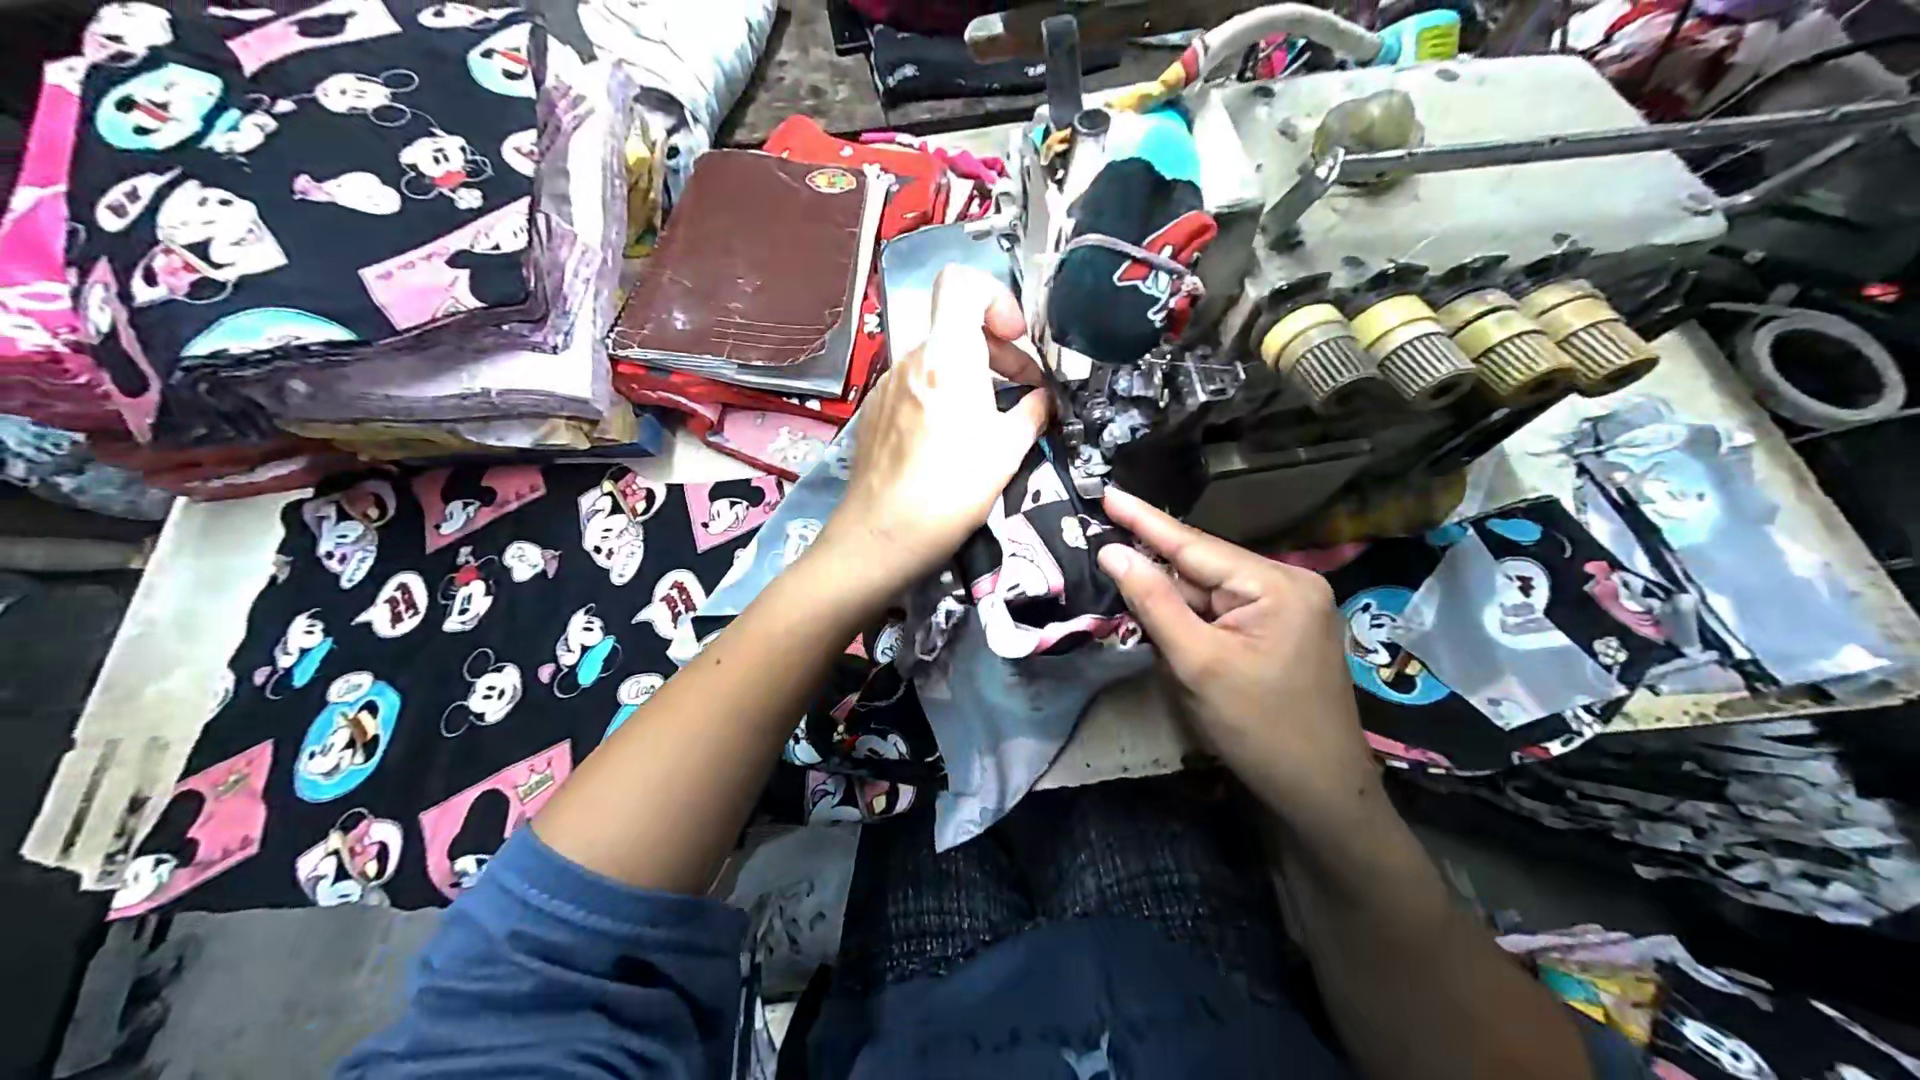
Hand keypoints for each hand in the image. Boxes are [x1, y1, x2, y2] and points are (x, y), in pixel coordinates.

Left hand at [822, 265, 1049, 594]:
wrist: (882, 535)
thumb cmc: (951, 490)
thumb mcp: (1007, 451)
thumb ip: (1031, 413)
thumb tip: (1043, 401)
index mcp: (948, 357)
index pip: (961, 283)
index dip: (995, 297)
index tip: (1015, 337)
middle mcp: (911, 361)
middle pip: (955, 329)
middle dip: (996, 353)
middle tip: (1022, 392)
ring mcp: (886, 386)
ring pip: (936, 363)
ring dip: (969, 380)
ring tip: (988, 424)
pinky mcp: (873, 413)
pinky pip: (915, 389)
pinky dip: (940, 400)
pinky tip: (948, 443)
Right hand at [1096, 488, 1382, 835]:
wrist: (1321, 792)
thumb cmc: (1260, 729)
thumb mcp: (1198, 664)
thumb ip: (1154, 602)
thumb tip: (1113, 553)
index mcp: (1277, 585)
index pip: (1196, 545)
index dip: (1144, 520)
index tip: (1108, 490)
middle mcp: (1288, 583)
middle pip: (1202, 568)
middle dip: (1154, 572)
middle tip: (1102, 557)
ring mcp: (1288, 607)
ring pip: (1210, 592)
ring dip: (1172, 603)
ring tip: (1137, 612)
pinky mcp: (1280, 630)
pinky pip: (1223, 611)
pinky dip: (1192, 620)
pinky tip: (1171, 630)